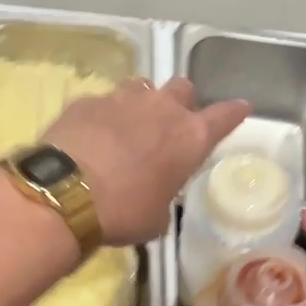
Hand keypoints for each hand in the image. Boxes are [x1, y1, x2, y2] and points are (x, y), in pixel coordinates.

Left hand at [43, 77, 249, 245]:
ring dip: (143, 103)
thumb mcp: (156, 218)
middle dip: (181, 102)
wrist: (65, 195)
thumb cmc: (123, 212)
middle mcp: (162, 109)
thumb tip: (154, 197)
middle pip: (183, 88)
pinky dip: (104, 116)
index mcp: (190, 138)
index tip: (241, 107)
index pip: (224, 116)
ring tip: (130, 125)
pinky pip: (104, 101)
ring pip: (143, 87)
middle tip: (170, 125)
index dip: (234, 112)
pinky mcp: (87, 101)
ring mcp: (122, 99)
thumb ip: (163, 197)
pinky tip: (92, 136)